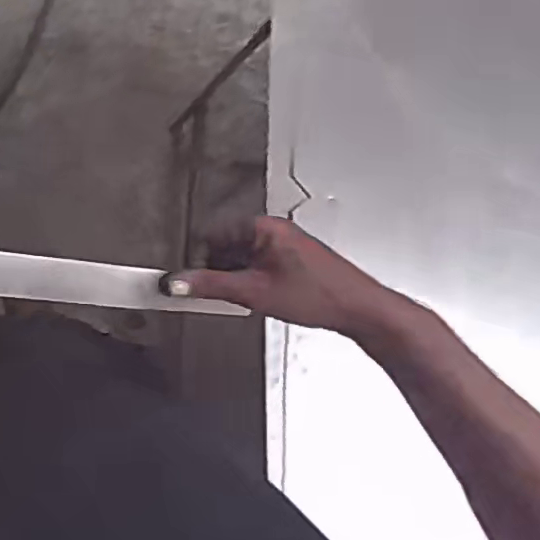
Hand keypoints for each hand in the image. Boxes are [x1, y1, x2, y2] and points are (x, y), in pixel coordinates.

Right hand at [166, 216, 407, 337]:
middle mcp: (273, 230)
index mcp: (264, 227)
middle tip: (216, 292)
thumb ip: (210, 286)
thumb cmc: (321, 296)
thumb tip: (178, 281)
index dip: (198, 258)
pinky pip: (256, 265)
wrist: (361, 312)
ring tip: (244, 297)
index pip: (211, 234)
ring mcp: (283, 244)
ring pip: (240, 257)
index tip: (190, 277)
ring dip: (234, 277)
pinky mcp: (290, 260)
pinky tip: (258, 299)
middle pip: (225, 246)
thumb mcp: (253, 293)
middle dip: (217, 269)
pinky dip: (250, 281)